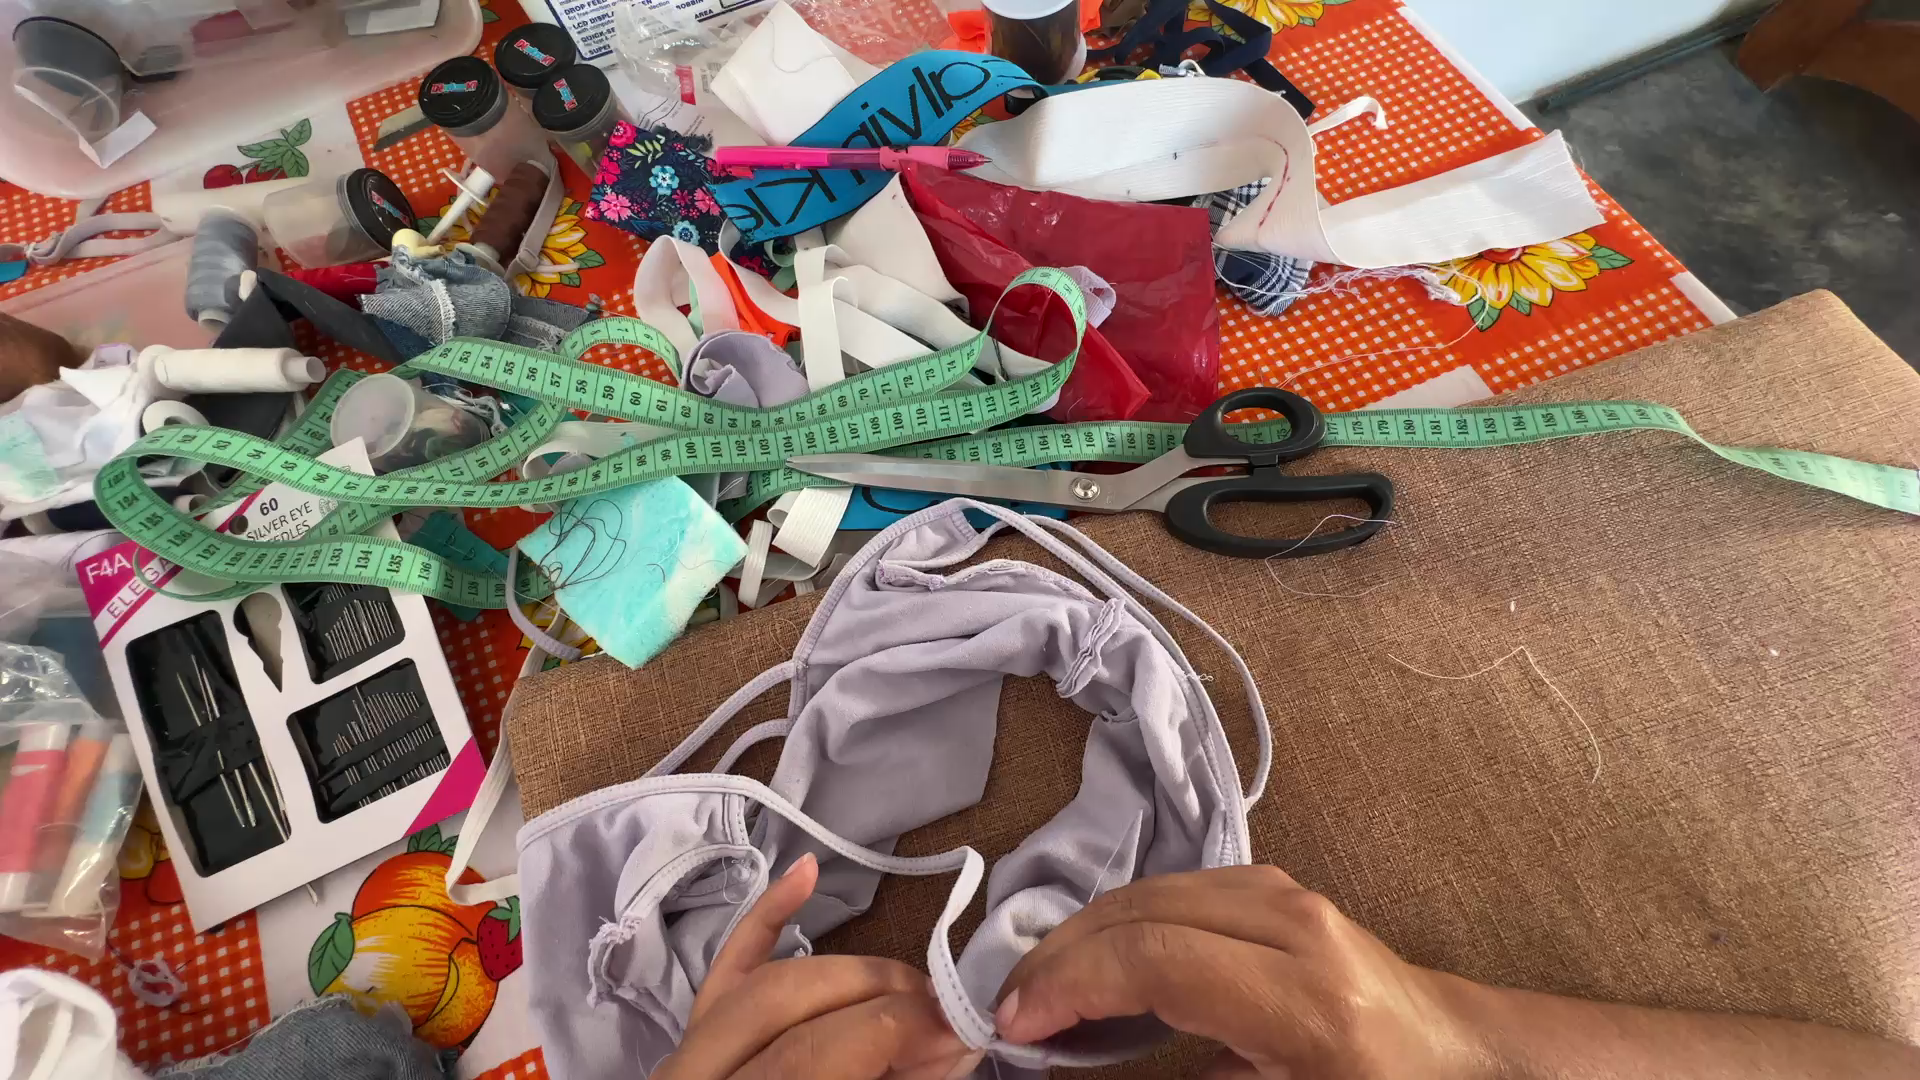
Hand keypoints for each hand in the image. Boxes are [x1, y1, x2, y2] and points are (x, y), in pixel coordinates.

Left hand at [655, 852, 983, 1079]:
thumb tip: (953, 1046)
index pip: (826, 1052)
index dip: (901, 1029)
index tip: (959, 1029)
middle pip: (795, 1007)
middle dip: (882, 997)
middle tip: (940, 1013)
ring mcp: (682, 1060)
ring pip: (766, 982)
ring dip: (845, 970)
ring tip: (904, 981)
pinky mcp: (687, 1041)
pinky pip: (724, 969)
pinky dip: (765, 917)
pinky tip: (805, 872)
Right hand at [992, 866, 1486, 1079]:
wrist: (1462, 1058)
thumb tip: (1090, 1060)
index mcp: (1307, 999)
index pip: (1156, 961)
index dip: (1072, 985)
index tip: (1016, 1023)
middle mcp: (1289, 923)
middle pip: (1140, 913)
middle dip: (1062, 957)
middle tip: (1010, 1005)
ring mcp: (1278, 891)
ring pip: (1146, 892)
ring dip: (1081, 935)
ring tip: (1040, 983)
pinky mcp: (1266, 883)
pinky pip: (1168, 891)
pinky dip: (1116, 921)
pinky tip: (1094, 955)